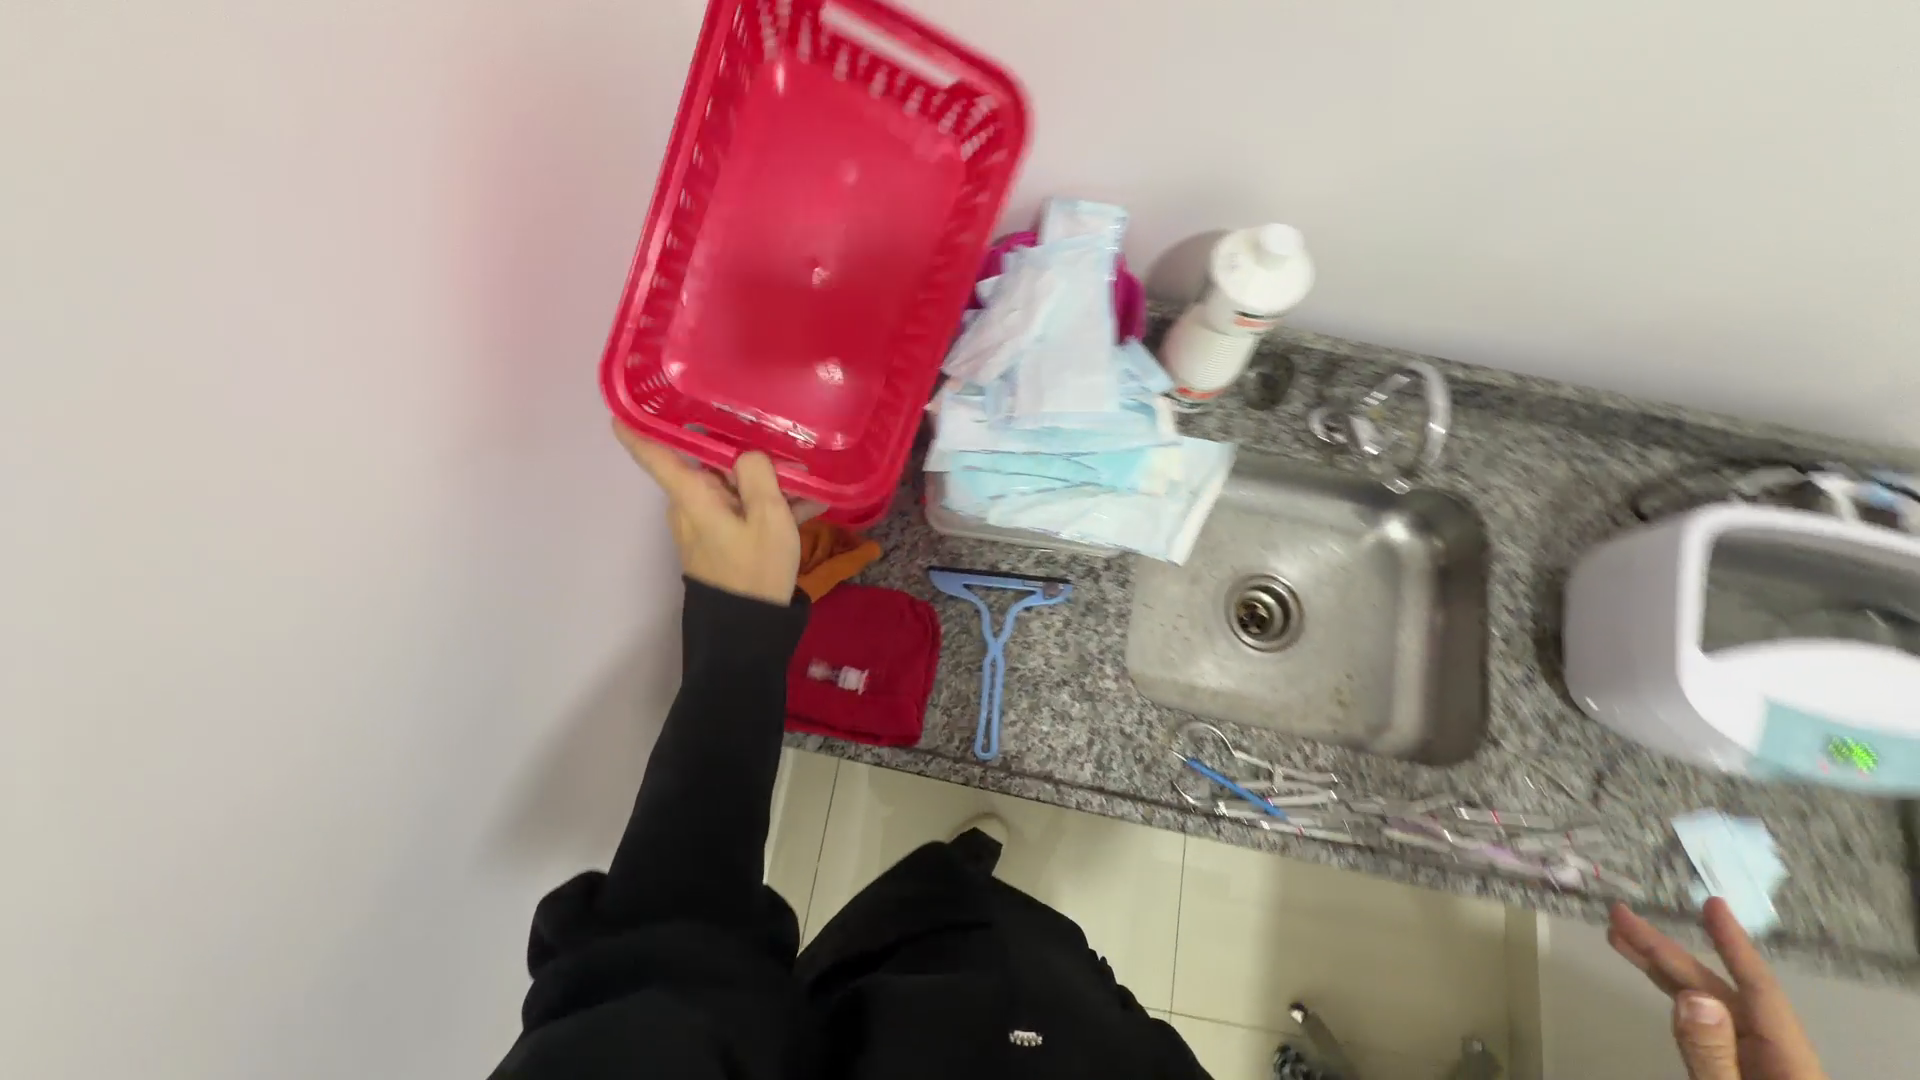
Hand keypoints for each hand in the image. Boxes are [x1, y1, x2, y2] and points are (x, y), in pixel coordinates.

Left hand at [614, 421, 820, 605]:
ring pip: (733, 485)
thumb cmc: (755, 569)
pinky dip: (771, 504)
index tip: (620, 404)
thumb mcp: (769, 518)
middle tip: (783, 439)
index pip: (653, 455)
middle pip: (708, 463)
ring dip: (768, 481)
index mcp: (692, 496)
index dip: (636, 427)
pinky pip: (743, 508)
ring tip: (809, 478)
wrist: (748, 628)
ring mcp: (705, 523)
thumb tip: (749, 455)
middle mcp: (690, 505)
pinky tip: (809, 502)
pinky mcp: (721, 539)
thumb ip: (758, 475)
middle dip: (744, 450)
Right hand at [1608, 898, 1827, 1079]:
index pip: (1758, 991)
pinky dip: (1677, 1002)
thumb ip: (1713, 1057)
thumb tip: (1694, 996)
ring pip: (1711, 1009)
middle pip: (1722, 995)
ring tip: (1620, 939)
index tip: (1711, 904)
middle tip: (1619, 918)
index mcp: (1789, 1066)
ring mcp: (1760, 1072)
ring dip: (1665, 971)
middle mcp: (1777, 1061)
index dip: (1733, 945)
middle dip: (1669, 952)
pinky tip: (1660, 989)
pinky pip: (1709, 1032)